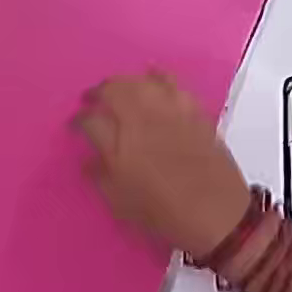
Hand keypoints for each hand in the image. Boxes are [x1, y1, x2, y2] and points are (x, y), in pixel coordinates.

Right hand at [74, 71, 251, 256]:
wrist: (217, 214)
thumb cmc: (163, 214)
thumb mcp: (120, 203)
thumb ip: (100, 176)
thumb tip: (89, 160)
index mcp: (117, 147)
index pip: (89, 121)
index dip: (77, 121)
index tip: (75, 126)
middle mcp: (140, 122)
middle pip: (112, 91)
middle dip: (97, 93)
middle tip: (91, 99)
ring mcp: (168, 113)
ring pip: (138, 82)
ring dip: (122, 82)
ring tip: (117, 89)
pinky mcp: (191, 111)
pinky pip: (171, 83)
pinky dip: (157, 76)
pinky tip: (151, 76)